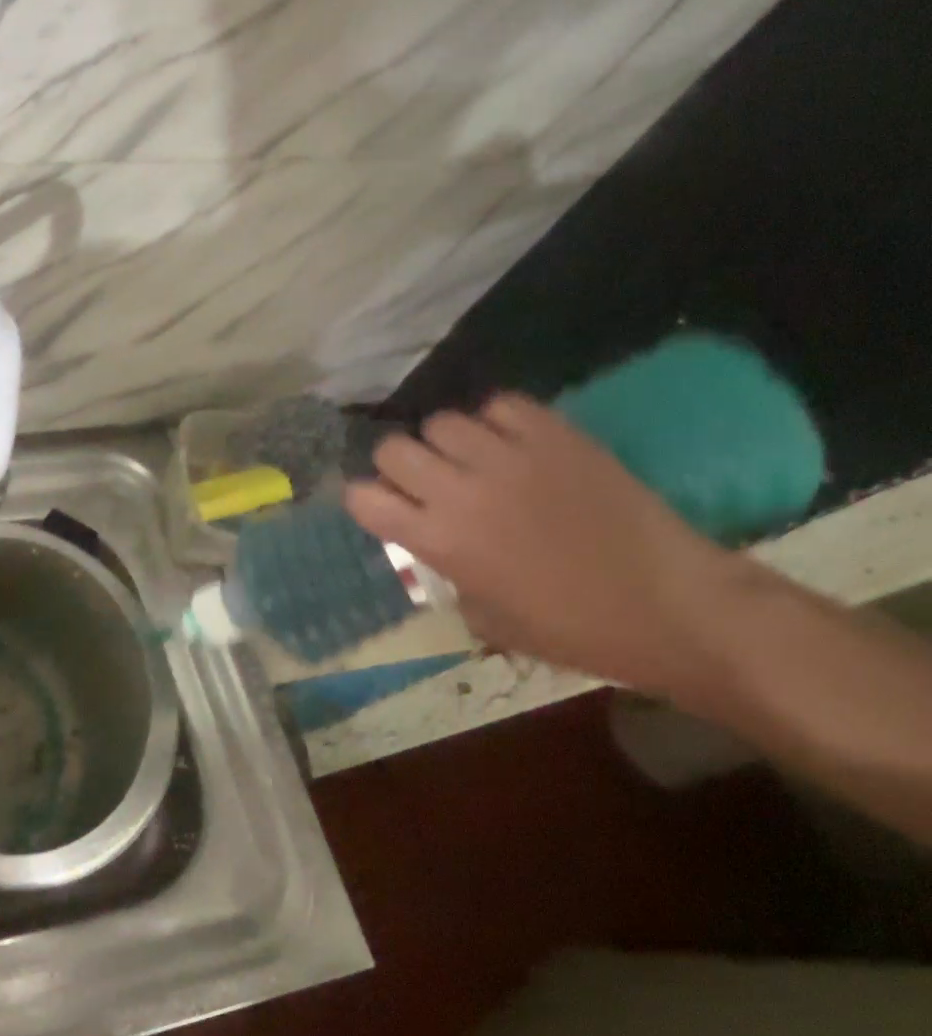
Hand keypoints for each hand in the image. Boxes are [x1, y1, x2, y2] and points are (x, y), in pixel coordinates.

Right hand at [344, 394, 744, 695]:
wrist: (672, 606)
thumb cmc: (574, 630)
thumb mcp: (487, 618)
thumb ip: (448, 573)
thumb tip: (438, 546)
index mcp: (438, 541)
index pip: (362, 497)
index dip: (366, 501)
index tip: (385, 512)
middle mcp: (461, 491)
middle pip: (393, 449)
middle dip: (399, 467)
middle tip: (427, 485)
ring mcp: (510, 458)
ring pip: (442, 422)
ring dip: (447, 443)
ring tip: (473, 462)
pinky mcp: (556, 436)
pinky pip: (501, 406)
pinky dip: (496, 421)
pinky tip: (512, 445)